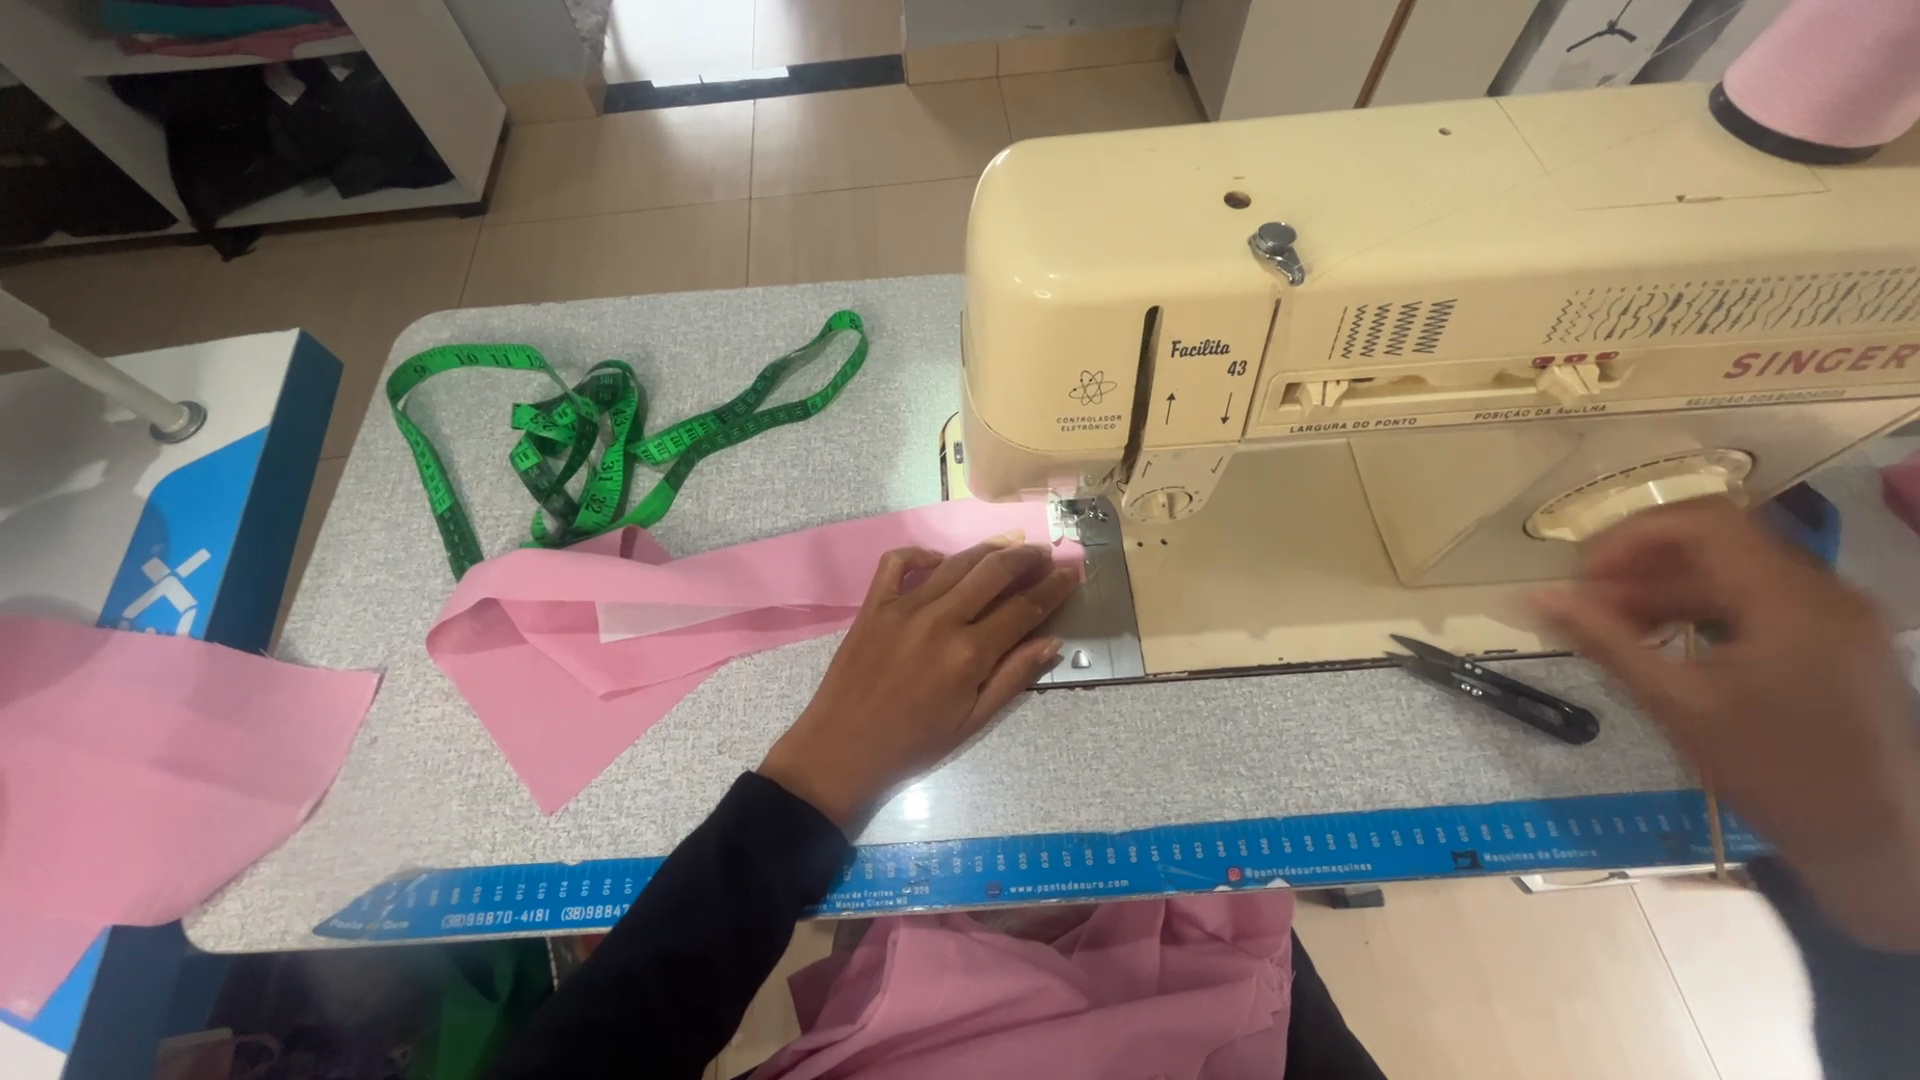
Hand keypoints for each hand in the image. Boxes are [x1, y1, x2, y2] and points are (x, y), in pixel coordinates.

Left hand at [758, 536, 1077, 831]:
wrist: (842, 750)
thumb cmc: (914, 745)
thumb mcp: (973, 721)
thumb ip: (1014, 677)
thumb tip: (1052, 641)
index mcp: (969, 654)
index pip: (1023, 609)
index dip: (1053, 589)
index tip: (1072, 572)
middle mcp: (940, 619)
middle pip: (994, 572)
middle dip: (1026, 558)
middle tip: (1045, 553)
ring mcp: (903, 607)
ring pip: (955, 563)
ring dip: (988, 551)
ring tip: (1010, 546)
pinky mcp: (874, 604)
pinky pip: (898, 562)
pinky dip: (922, 553)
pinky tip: (940, 560)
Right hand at [1530, 498, 1919, 949]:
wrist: (1875, 838)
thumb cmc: (1772, 769)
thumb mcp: (1674, 703)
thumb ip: (1605, 640)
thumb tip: (1535, 597)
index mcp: (1789, 599)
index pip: (1702, 524)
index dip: (1631, 538)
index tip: (1582, 576)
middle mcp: (1822, 592)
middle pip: (1717, 543)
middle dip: (1640, 566)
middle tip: (1586, 601)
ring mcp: (1834, 616)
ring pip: (1733, 572)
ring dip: (1664, 588)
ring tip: (1611, 625)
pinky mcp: (1833, 640)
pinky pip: (1756, 600)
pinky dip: (1700, 609)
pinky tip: (1660, 642)